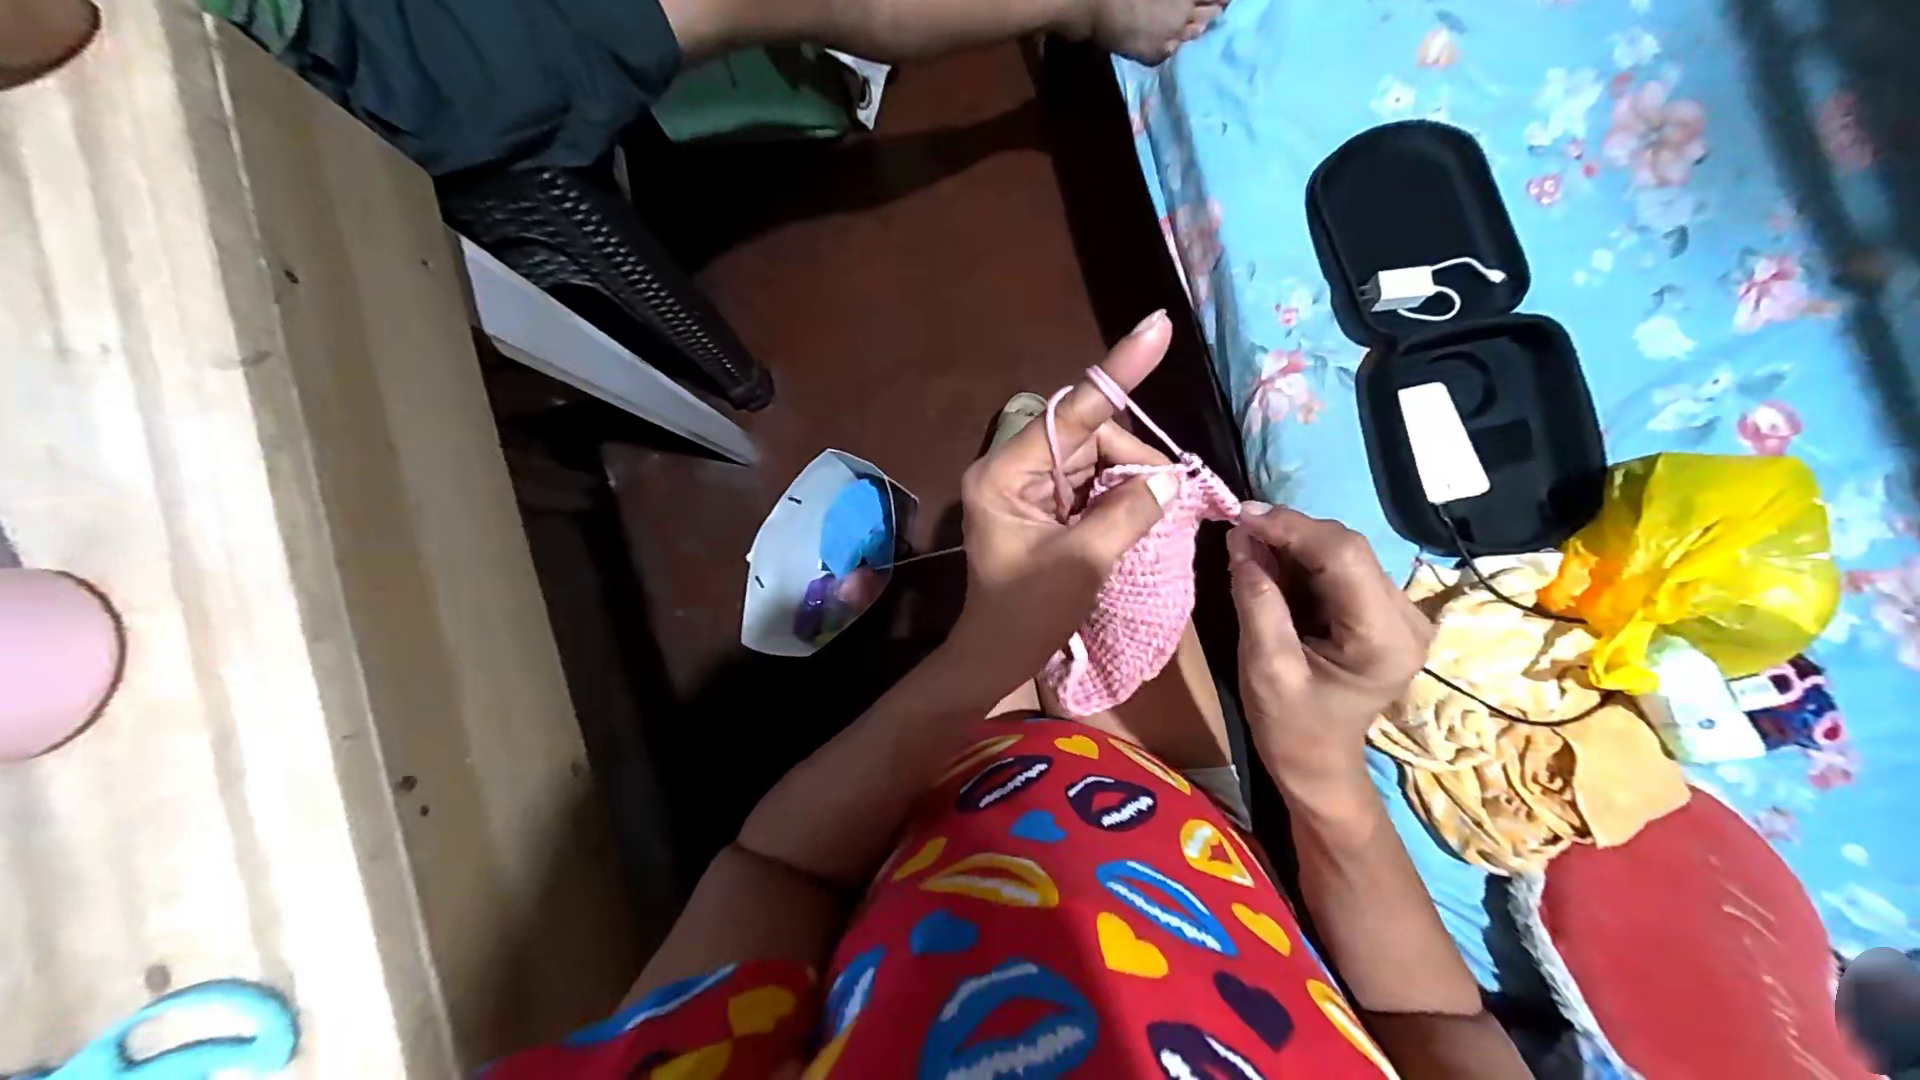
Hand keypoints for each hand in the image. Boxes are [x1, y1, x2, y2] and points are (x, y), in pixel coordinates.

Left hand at [944, 311, 1179, 700]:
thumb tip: (1168, 478)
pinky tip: (1141, 506)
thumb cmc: (1027, 613)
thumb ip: (1128, 512)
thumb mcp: (1082, 562)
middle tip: (1170, 489)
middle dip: (1132, 456)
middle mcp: (1012, 469)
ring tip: (1158, 505)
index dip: (1117, 372)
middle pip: (1086, 435)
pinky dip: (1120, 491)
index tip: (1157, 327)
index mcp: (1004, 474)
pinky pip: (1090, 481)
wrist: (997, 653)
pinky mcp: (1042, 505)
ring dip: (1130, 475)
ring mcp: (1027, 486)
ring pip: (1094, 457)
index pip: (1070, 414)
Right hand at [1227, 506, 1431, 809]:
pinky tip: (1265, 559)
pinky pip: (1335, 566)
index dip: (1290, 527)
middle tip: (1235, 527)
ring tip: (1244, 542)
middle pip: (1346, 547)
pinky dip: (1296, 557)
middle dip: (1287, 530)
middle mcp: (1404, 615)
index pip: (1343, 556)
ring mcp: (1395, 610)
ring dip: (1289, 541)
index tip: (1239, 515)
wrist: (1318, 763)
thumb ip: (1257, 601)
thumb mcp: (1265, 667)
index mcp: (1384, 637)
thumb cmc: (1291, 726)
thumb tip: (1240, 540)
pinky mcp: (1376, 609)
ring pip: (1340, 550)